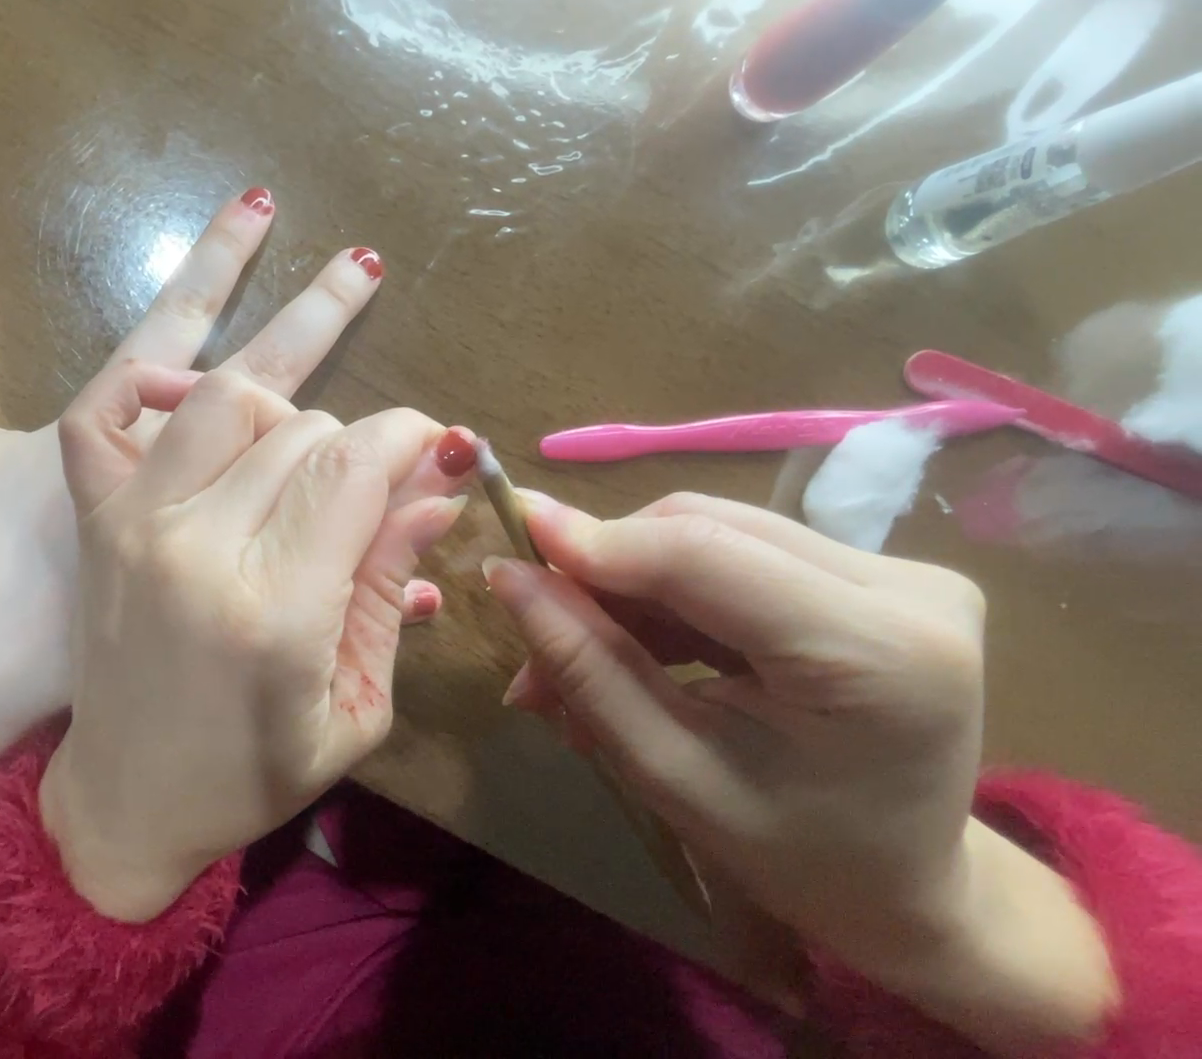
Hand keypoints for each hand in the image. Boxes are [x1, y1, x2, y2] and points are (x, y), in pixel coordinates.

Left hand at [39, 367, 468, 921]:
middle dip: (356, 446)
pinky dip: (146, 389)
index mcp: (275, 608)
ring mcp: (133, 524)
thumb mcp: (353, 705)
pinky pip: (98, 416)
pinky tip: (187, 407)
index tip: (435, 449)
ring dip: (276, 415)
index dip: (409, 439)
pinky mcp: (91, 521)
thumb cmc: (251, 776)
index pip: (354, 467)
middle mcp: (197, 546)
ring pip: (221, 399)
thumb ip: (389, 585)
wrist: (126, 800)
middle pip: (300, 431)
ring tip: (291, 464)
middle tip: (366, 492)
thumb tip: (441, 486)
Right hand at [486, 492, 1114, 1054]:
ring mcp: (896, 571)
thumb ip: (586, 667)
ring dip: (624, 587)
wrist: (908, 885)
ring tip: (569, 661)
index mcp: (876, 651)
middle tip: (533, 642)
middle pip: (702, 529)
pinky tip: (628, 647)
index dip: (594, 542)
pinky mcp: (871, 573)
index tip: (505, 545)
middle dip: (601, 575)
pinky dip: (662, 596)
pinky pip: (731, 554)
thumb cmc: (792, 855)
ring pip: (708, 533)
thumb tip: (506, 574)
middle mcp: (904, 585)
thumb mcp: (668, 772)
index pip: (703, 555)